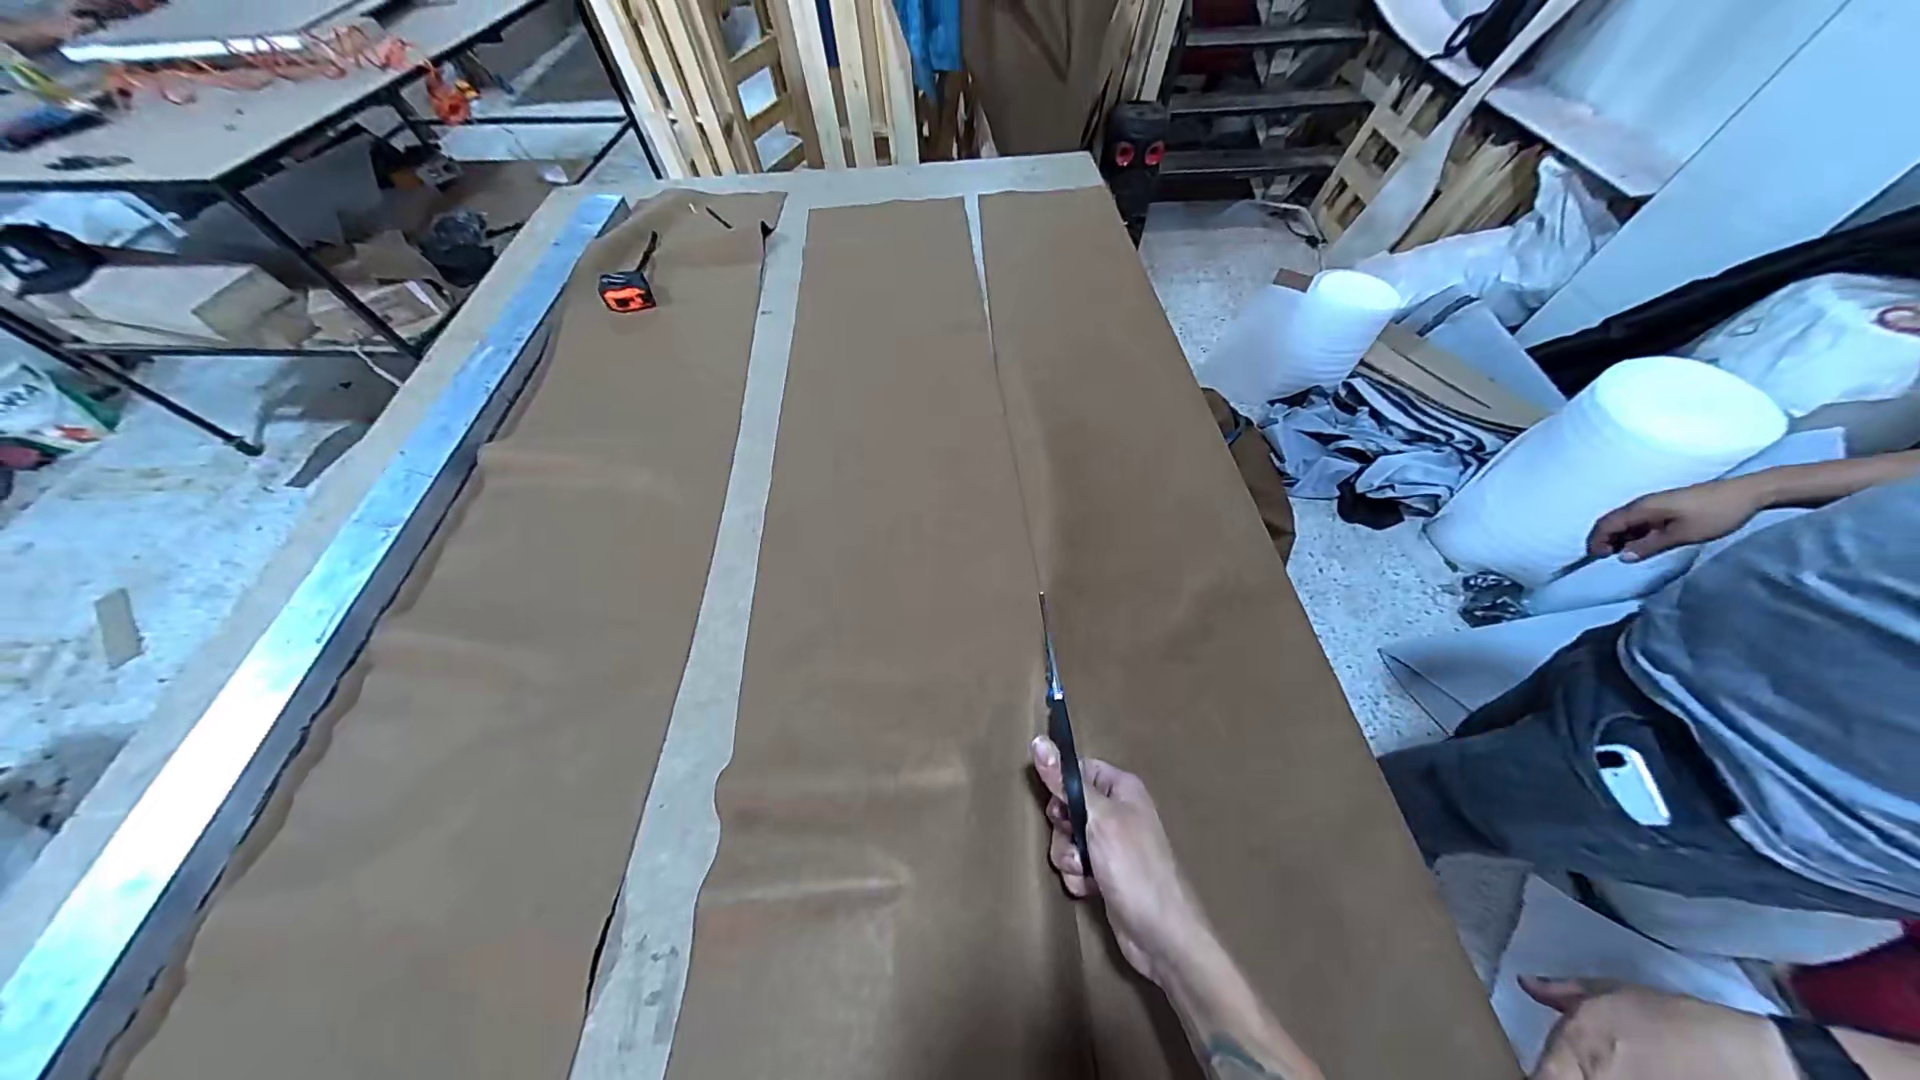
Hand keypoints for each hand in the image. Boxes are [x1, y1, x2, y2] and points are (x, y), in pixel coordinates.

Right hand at [1030, 737, 1211, 987]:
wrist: (1162, 935)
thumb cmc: (1134, 866)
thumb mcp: (1096, 817)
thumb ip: (1064, 782)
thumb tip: (1037, 741)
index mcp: (1121, 788)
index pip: (1078, 770)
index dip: (1062, 787)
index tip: (1057, 805)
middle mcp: (1116, 811)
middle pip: (1067, 806)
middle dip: (1062, 829)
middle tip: (1075, 840)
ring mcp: (1111, 844)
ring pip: (1066, 838)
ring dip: (1068, 856)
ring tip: (1084, 870)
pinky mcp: (1105, 873)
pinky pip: (1074, 864)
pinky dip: (1076, 876)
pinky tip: (1090, 889)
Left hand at [1524, 977, 1797, 1079]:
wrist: (1758, 1065)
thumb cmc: (1675, 1022)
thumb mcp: (1611, 993)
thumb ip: (1563, 993)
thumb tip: (1524, 983)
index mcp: (1577, 1049)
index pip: (1541, 1077)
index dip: (1539, 1076)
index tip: (1544, 1071)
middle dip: (1564, 1077)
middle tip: (1573, 1070)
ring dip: (1588, 1079)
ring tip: (1609, 1071)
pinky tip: (1632, 1078)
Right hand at [1585, 476, 1767, 561]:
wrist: (1749, 492)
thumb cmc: (1715, 514)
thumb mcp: (1683, 534)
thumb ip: (1650, 546)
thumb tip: (1623, 557)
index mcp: (1640, 509)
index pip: (1606, 524)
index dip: (1596, 541)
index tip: (1599, 557)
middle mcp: (1640, 504)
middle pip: (1610, 521)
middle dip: (1603, 538)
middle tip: (1607, 556)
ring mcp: (1652, 503)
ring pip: (1623, 520)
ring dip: (1617, 536)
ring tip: (1625, 552)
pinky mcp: (1663, 505)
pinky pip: (1636, 519)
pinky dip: (1631, 531)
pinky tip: (1641, 541)